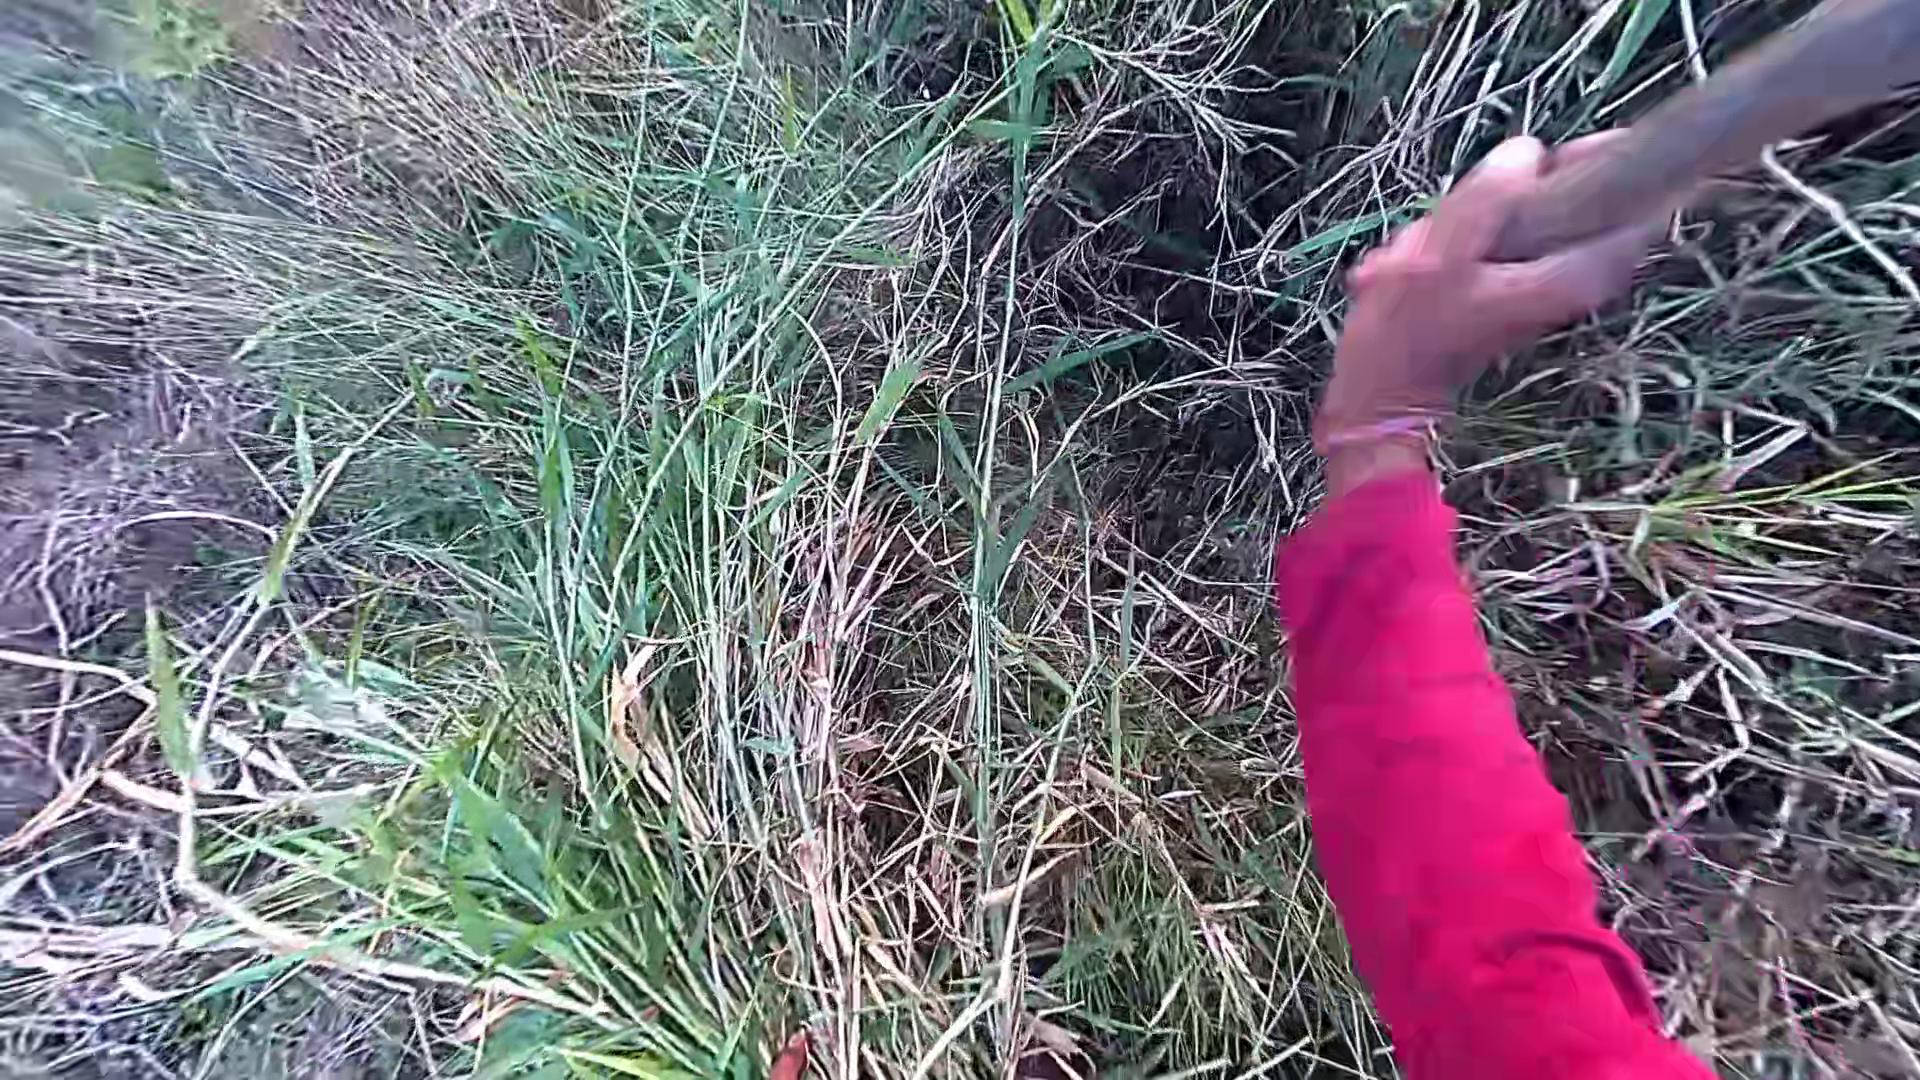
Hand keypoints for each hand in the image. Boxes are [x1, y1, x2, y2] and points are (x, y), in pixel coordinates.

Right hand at [1314, 133, 1661, 452]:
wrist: (1372, 400)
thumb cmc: (1401, 340)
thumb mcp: (1436, 261)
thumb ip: (1488, 199)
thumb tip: (1524, 154)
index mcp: (1582, 268)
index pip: (1619, 178)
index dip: (1562, 167)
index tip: (1505, 186)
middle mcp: (1572, 275)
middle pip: (1544, 197)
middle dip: (1479, 210)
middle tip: (1433, 239)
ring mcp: (1529, 284)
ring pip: (1498, 222)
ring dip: (1442, 236)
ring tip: (1402, 264)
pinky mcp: (1494, 292)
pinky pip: (1472, 249)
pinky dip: (1434, 257)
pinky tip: (1397, 276)